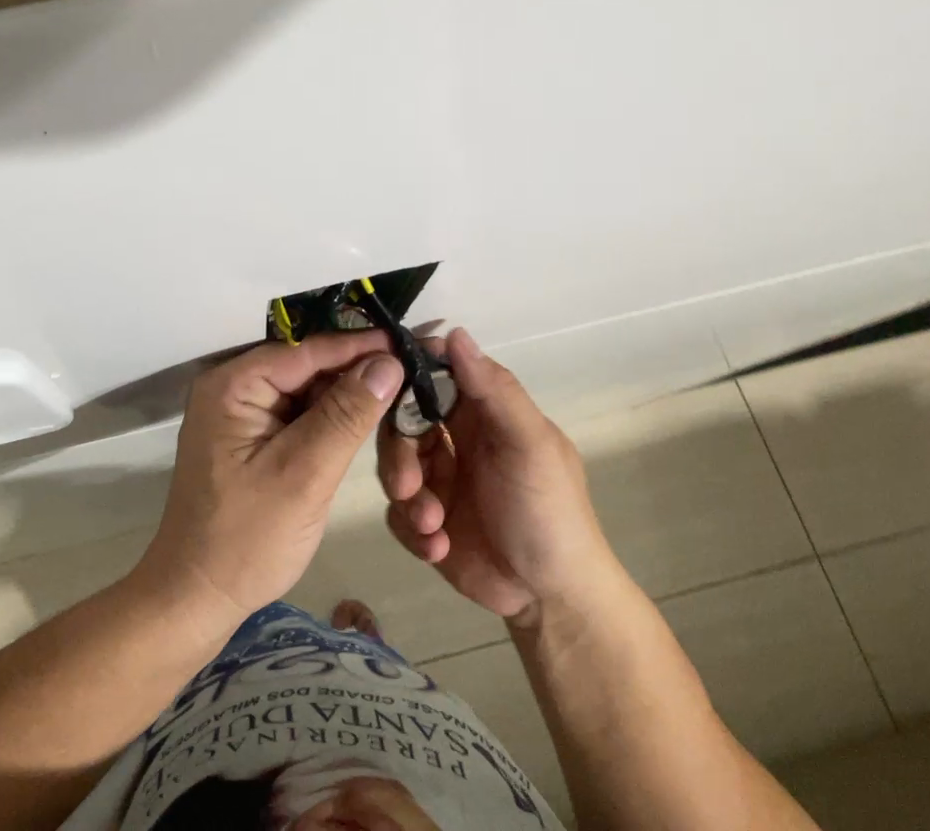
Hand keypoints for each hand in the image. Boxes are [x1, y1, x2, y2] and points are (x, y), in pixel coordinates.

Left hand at [136, 332, 404, 629]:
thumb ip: (346, 415)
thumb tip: (388, 362)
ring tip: (405, 395)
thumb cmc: (246, 539)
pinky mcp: (253, 442)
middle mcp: (233, 390)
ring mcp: (242, 417)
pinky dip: (333, 422)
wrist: (199, 597)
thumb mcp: (303, 473)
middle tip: (418, 374)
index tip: (414, 343)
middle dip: (359, 373)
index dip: (361, 346)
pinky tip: (370, 423)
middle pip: (307, 368)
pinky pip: (300, 418)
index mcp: (232, 386)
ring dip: (350, 399)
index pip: (307, 351)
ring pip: (308, 393)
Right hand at [377, 329, 625, 626]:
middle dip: (399, 454)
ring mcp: (440, 483)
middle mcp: (457, 442)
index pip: (436, 377)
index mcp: (485, 415)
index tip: (379, 383)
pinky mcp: (427, 524)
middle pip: (402, 425)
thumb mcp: (529, 445)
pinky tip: (439, 548)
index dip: (408, 376)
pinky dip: (412, 530)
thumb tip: (455, 332)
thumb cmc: (548, 511)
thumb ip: (494, 391)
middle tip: (407, 483)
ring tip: (432, 524)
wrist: (550, 596)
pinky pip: (396, 513)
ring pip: (394, 468)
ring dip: (408, 497)